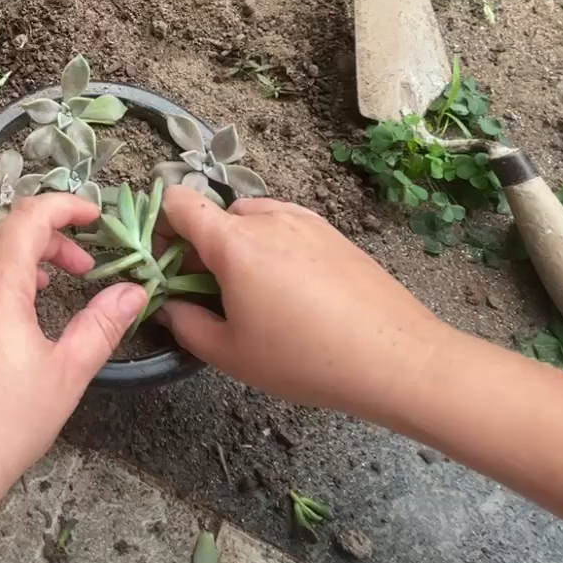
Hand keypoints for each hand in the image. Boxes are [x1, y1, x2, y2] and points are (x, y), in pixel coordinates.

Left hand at [0, 193, 147, 496]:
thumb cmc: (4, 422)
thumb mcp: (66, 373)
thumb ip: (102, 324)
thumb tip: (134, 291)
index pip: (32, 215)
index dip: (67, 207)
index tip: (96, 217)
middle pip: (7, 226)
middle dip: (50, 237)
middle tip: (82, 269)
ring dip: (15, 247)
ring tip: (43, 283)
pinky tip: (3, 301)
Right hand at [155, 187, 454, 421]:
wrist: (401, 361)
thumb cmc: (306, 358)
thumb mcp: (231, 354)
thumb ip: (185, 325)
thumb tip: (169, 307)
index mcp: (232, 241)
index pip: (178, 201)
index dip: (161, 225)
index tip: (167, 262)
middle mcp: (265, 218)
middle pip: (214, 215)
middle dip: (203, 247)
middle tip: (214, 292)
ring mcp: (303, 220)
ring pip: (250, 218)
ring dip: (239, 244)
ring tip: (257, 291)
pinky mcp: (332, 232)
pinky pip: (285, 227)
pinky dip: (273, 246)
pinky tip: (294, 290)